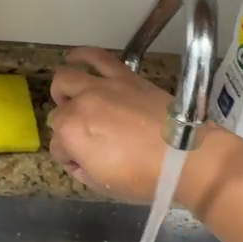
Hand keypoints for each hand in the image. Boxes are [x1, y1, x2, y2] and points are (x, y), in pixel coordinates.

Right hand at [46, 47, 191, 201]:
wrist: (185, 156)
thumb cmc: (144, 177)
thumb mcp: (103, 186)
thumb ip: (81, 169)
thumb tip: (77, 159)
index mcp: (71, 134)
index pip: (57, 147)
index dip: (69, 158)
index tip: (85, 164)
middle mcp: (80, 105)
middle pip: (59, 113)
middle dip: (65, 127)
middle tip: (82, 135)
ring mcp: (101, 86)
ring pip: (65, 78)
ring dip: (62, 90)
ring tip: (67, 97)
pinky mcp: (123, 75)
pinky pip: (96, 56)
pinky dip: (81, 55)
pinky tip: (73, 58)